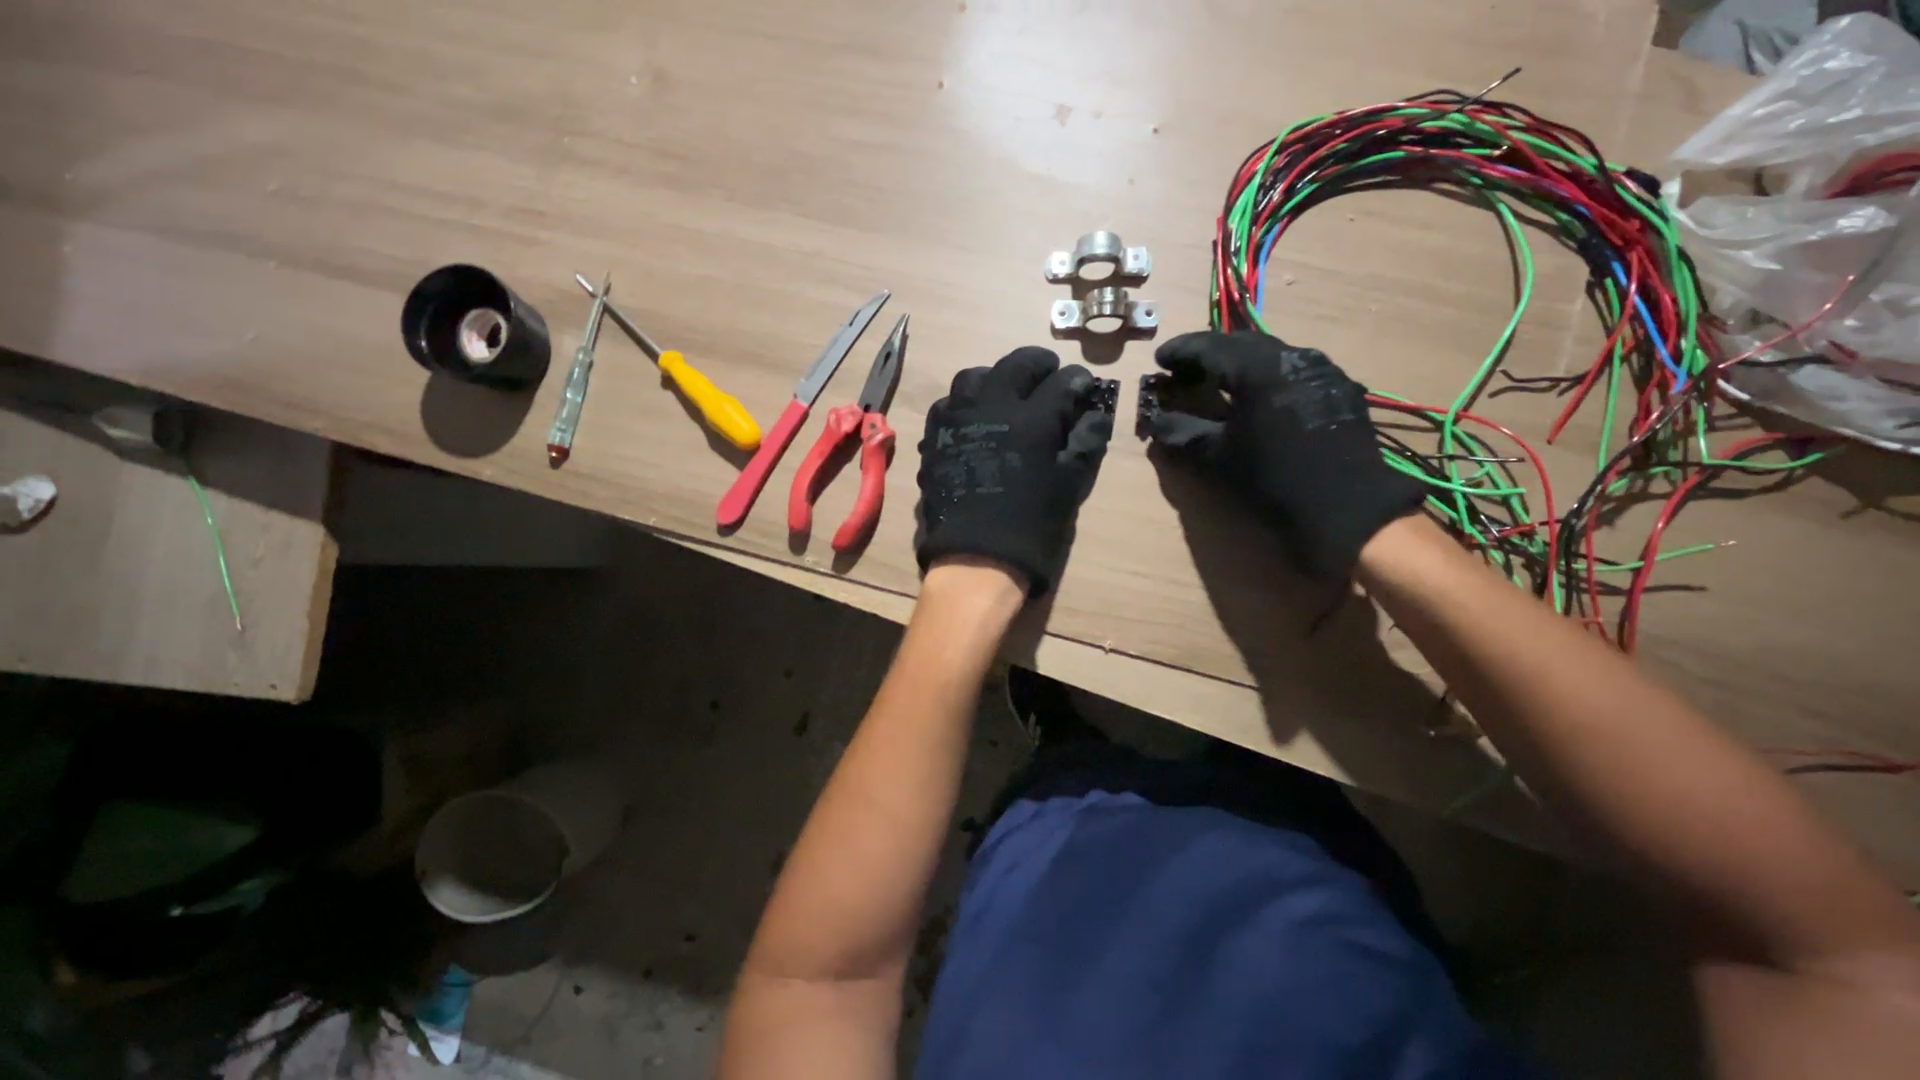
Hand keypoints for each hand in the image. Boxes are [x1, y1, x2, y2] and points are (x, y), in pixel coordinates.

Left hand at [916, 347, 1112, 594]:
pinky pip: (947, 405)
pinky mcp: (934, 438)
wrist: (976, 557)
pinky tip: (975, 416)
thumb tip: (1096, 414)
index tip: (1085, 386)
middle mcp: (992, 406)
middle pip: (1015, 364)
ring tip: (1008, 391)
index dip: (1079, 381)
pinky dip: (964, 401)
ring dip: (996, 377)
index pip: (1062, 382)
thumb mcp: (1069, 484)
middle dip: (1038, 364)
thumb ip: (1085, 443)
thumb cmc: (1032, 525)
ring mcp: (958, 420)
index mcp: (1033, 418)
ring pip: (973, 377)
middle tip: (1050, 375)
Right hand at [1143, 331, 1424, 578]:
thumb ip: (1182, 432)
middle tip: (1188, 371)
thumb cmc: (1273, 481)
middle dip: (1211, 354)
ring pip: (1273, 354)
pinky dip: (1270, 377)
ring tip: (1224, 383)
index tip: (1160, 360)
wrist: (1348, 509)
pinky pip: (1296, 370)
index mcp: (1258, 367)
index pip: (1209, 346)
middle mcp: (1293, 356)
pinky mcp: (1342, 388)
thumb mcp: (1218, 458)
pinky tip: (1263, 399)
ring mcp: (1323, 369)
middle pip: (1242, 344)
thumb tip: (1155, 420)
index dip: (1181, 351)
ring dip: (1243, 364)